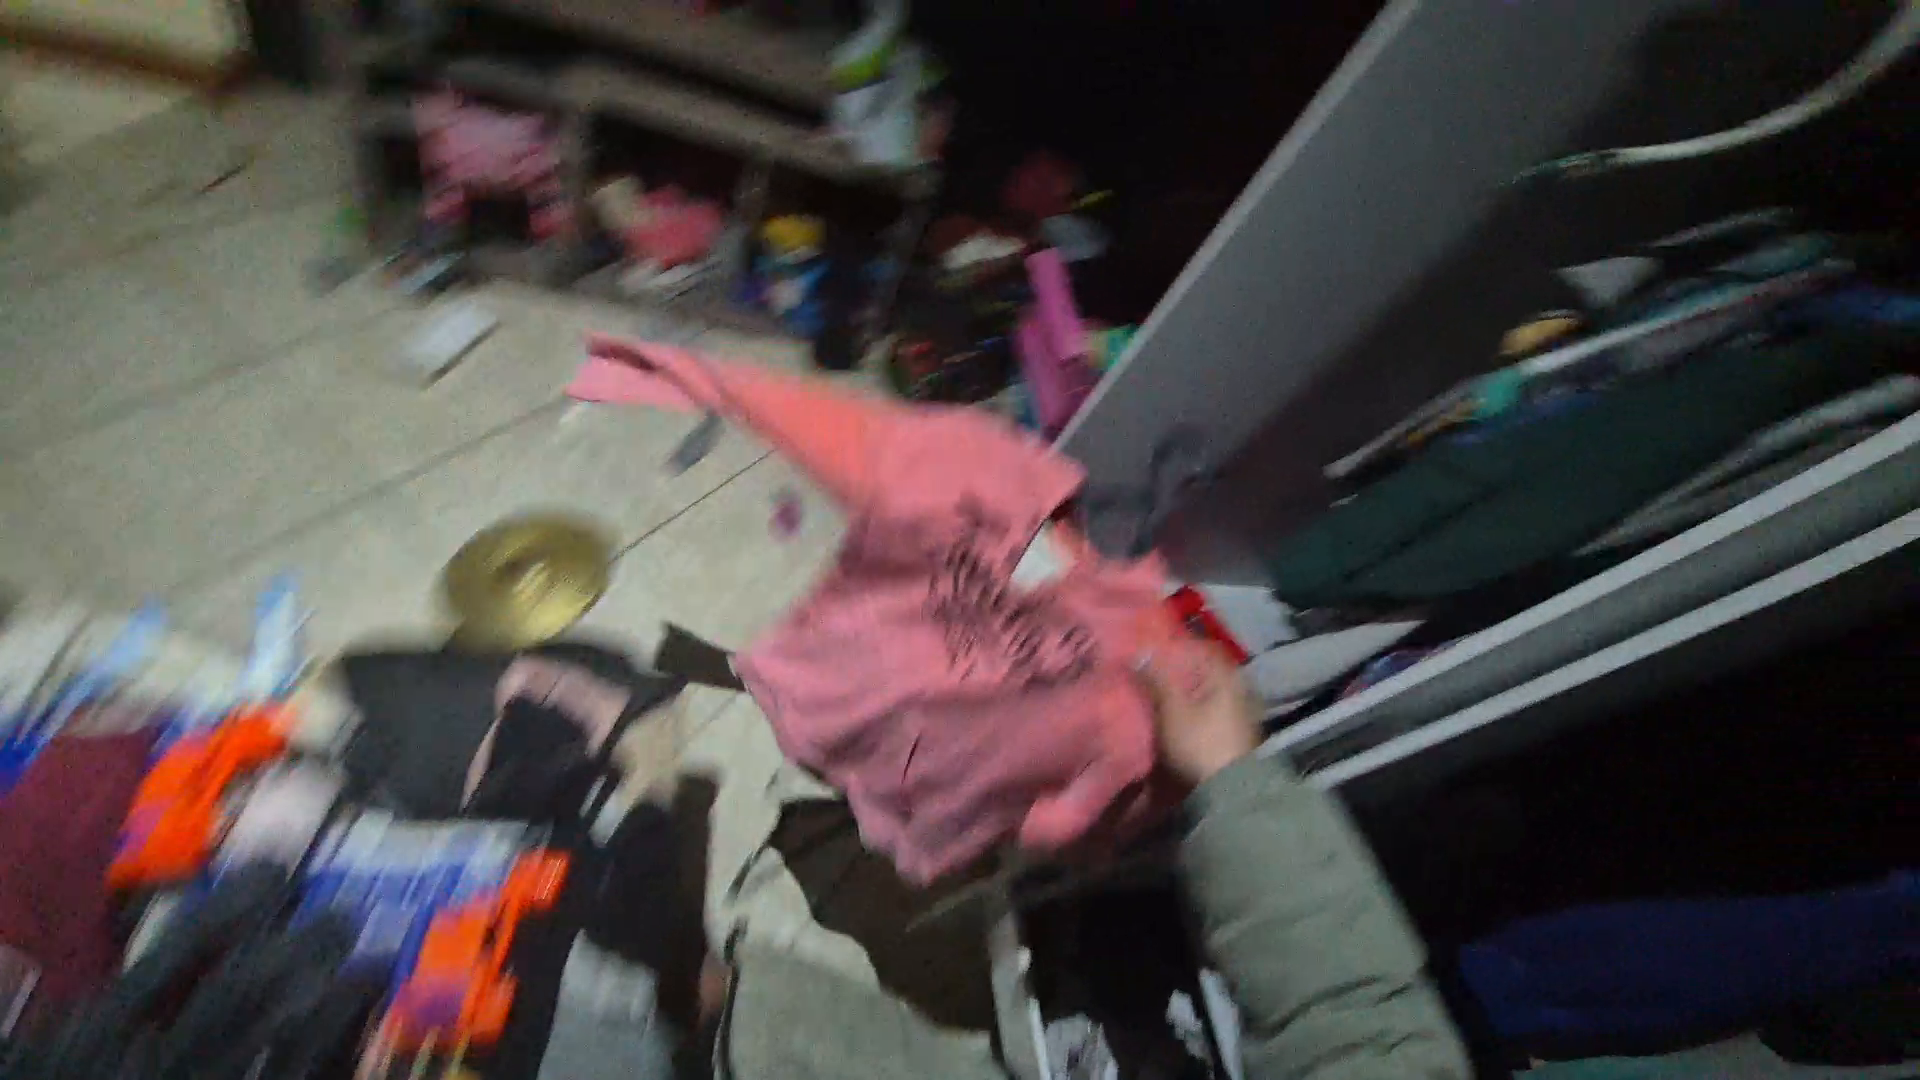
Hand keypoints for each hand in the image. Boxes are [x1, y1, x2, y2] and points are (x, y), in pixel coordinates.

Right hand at [1134, 639, 1259, 784]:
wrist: (1230, 794)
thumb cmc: (1201, 744)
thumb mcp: (1172, 710)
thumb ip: (1156, 679)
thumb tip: (1140, 651)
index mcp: (1227, 677)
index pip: (1203, 647)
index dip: (1178, 645)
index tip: (1153, 647)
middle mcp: (1239, 689)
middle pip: (1203, 670)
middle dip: (1178, 670)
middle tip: (1149, 669)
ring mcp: (1240, 713)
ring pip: (1206, 691)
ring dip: (1184, 691)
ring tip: (1156, 693)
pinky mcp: (1234, 734)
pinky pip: (1209, 710)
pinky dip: (1192, 709)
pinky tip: (1173, 715)